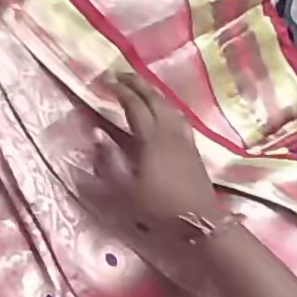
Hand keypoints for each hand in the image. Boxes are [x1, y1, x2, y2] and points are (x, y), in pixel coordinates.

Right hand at [102, 75, 220, 232]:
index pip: (134, 105)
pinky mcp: (192, 146)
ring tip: (140, 87)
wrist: (199, 220)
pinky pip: (178, 116)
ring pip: (168, 104)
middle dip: (136, 83)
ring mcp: (183, 137)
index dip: (119, 90)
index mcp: (151, 138)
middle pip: (153, 98)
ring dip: (152, 92)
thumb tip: (96, 132)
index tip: (105, 81)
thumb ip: (109, 159)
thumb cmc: (158, 206)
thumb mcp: (125, 187)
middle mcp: (169, 131)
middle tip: (120, 76)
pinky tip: (164, 110)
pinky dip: (166, 105)